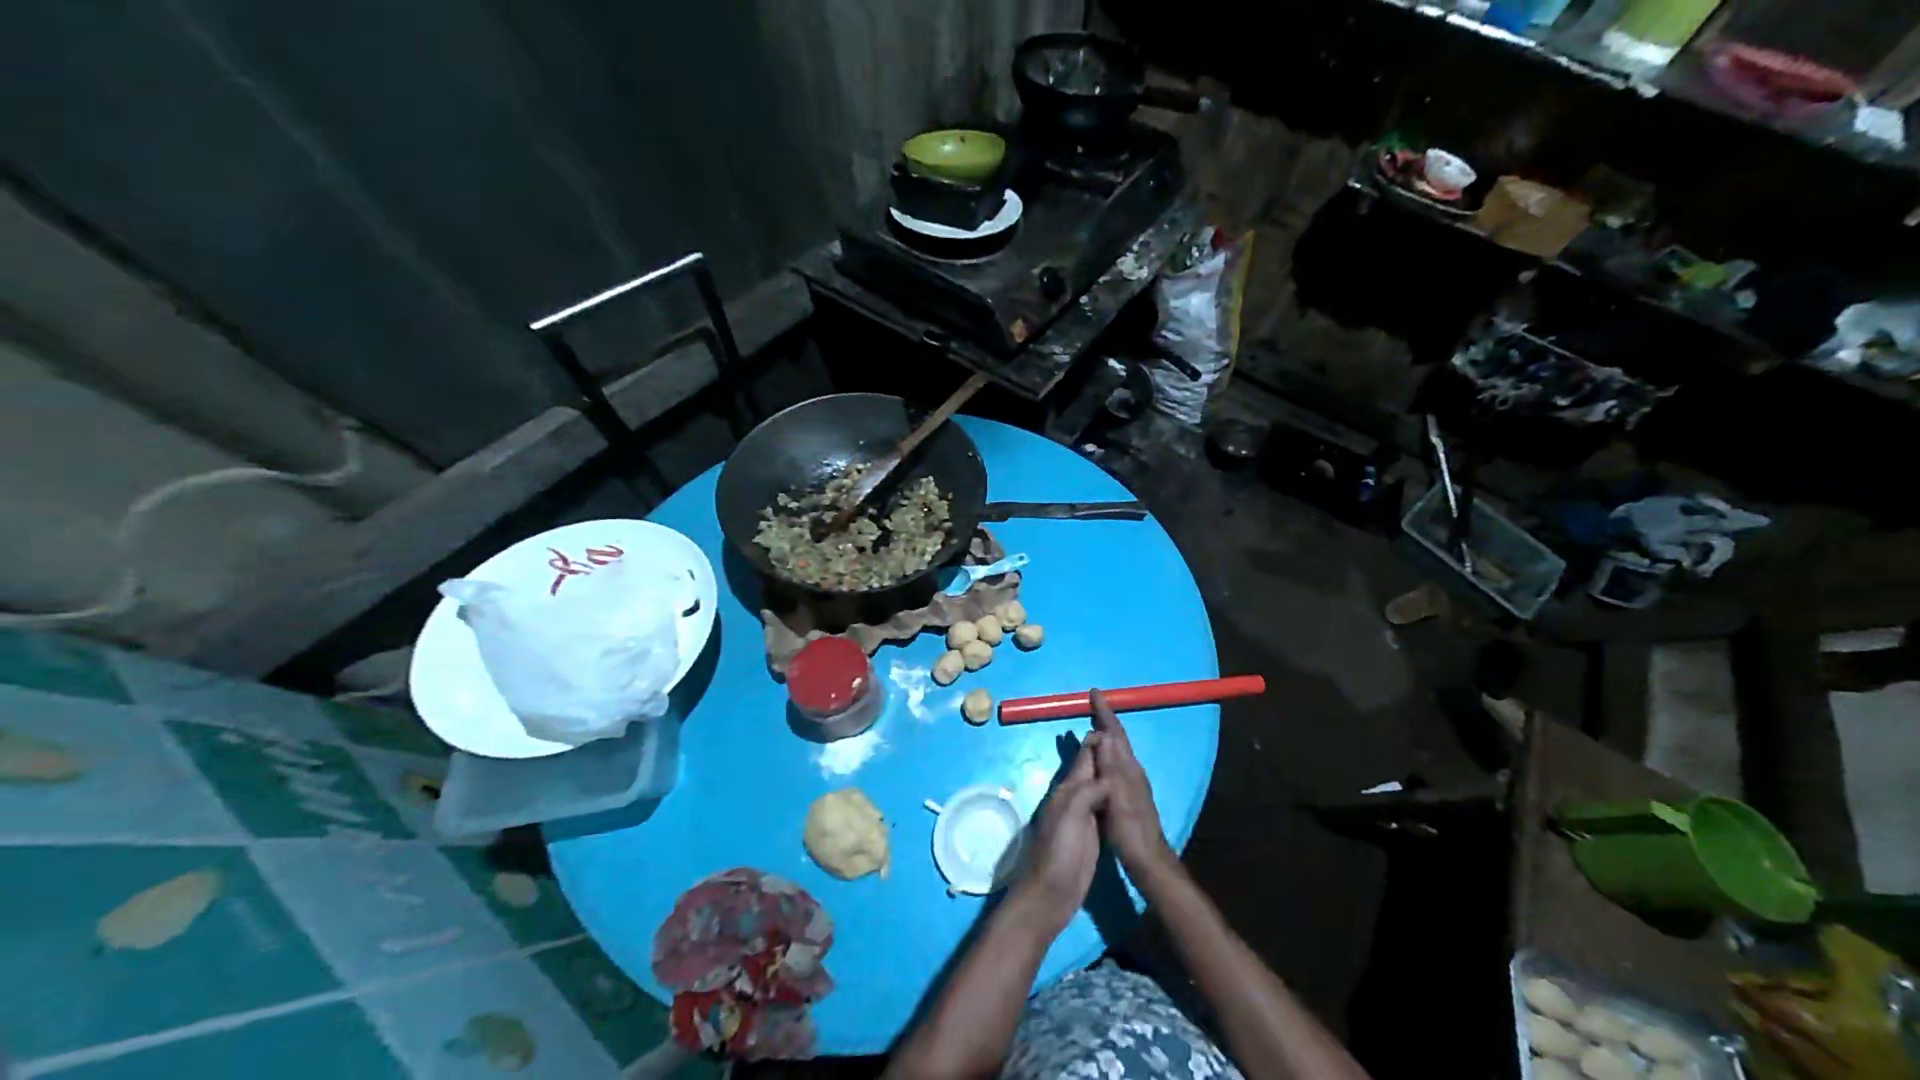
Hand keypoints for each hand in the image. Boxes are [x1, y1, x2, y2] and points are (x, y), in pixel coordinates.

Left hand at [1016, 735, 1106, 932]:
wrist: (1052, 892)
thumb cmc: (1060, 851)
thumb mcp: (1073, 814)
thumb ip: (1090, 790)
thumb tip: (1110, 776)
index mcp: (1069, 789)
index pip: (1085, 756)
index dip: (1096, 738)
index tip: (1108, 716)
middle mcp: (1075, 797)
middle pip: (1091, 767)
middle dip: (1102, 749)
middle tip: (1118, 729)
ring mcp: (1082, 816)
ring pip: (1097, 785)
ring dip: (1106, 768)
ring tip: (1122, 754)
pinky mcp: (1091, 833)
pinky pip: (1103, 805)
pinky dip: (1111, 793)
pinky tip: (1120, 791)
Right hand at [1087, 689, 1172, 873]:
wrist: (1147, 857)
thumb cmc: (1128, 827)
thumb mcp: (1116, 794)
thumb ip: (1109, 765)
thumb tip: (1100, 735)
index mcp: (1128, 767)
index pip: (1115, 733)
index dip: (1105, 712)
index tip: (1094, 692)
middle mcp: (1133, 770)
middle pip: (1118, 738)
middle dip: (1106, 719)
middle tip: (1092, 704)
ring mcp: (1133, 782)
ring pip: (1118, 750)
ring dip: (1106, 735)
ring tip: (1093, 726)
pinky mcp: (1129, 795)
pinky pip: (1116, 762)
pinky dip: (1106, 752)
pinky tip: (1099, 760)